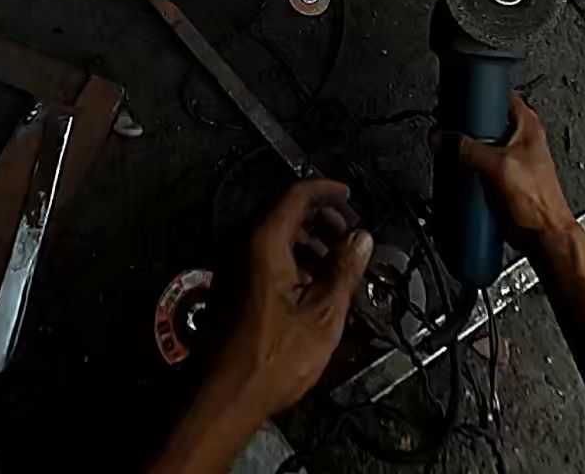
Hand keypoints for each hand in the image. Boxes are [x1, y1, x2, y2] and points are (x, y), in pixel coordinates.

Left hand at [209, 179, 372, 422]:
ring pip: (276, 233)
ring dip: (308, 238)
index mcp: (265, 240)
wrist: (223, 394)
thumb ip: (344, 270)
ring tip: (335, 262)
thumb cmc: (271, 357)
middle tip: (347, 234)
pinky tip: (311, 283)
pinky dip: (292, 256)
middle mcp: (245, 242)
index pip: (297, 194)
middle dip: (321, 217)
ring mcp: (235, 261)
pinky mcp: (233, 281)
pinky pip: (265, 253)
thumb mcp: (322, 314)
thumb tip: (361, 238)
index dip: (327, 190)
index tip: (348, 196)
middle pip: (285, 211)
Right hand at [444, 92, 574, 242]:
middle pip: (484, 116)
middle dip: (463, 119)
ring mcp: (508, 156)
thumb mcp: (498, 166)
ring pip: (478, 139)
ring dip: (461, 142)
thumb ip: (466, 149)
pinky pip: (475, 160)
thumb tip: (440, 138)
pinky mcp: (499, 174)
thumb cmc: (538, 201)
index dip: (477, 91)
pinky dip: (463, 160)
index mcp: (526, 125)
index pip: (499, 94)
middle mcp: (518, 137)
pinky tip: (454, 164)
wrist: (542, 237)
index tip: (456, 93)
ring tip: (446, 143)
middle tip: (445, 121)